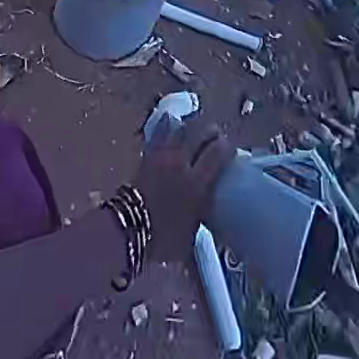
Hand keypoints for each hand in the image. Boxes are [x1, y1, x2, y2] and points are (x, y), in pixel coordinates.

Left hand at [134, 115, 233, 260]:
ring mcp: (163, 156)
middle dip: (210, 132)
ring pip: (180, 129)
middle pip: (200, 135)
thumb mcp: (190, 236)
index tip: (230, 148)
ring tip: (193, 128)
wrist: (129, 227)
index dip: (226, 147)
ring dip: (189, 127)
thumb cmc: (162, 238)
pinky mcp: (147, 155)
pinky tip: (169, 120)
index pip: (217, 154)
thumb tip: (210, 220)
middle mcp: (182, 163)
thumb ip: (202, 220)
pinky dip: (166, 125)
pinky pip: (159, 134)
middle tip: (215, 134)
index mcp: (197, 183)